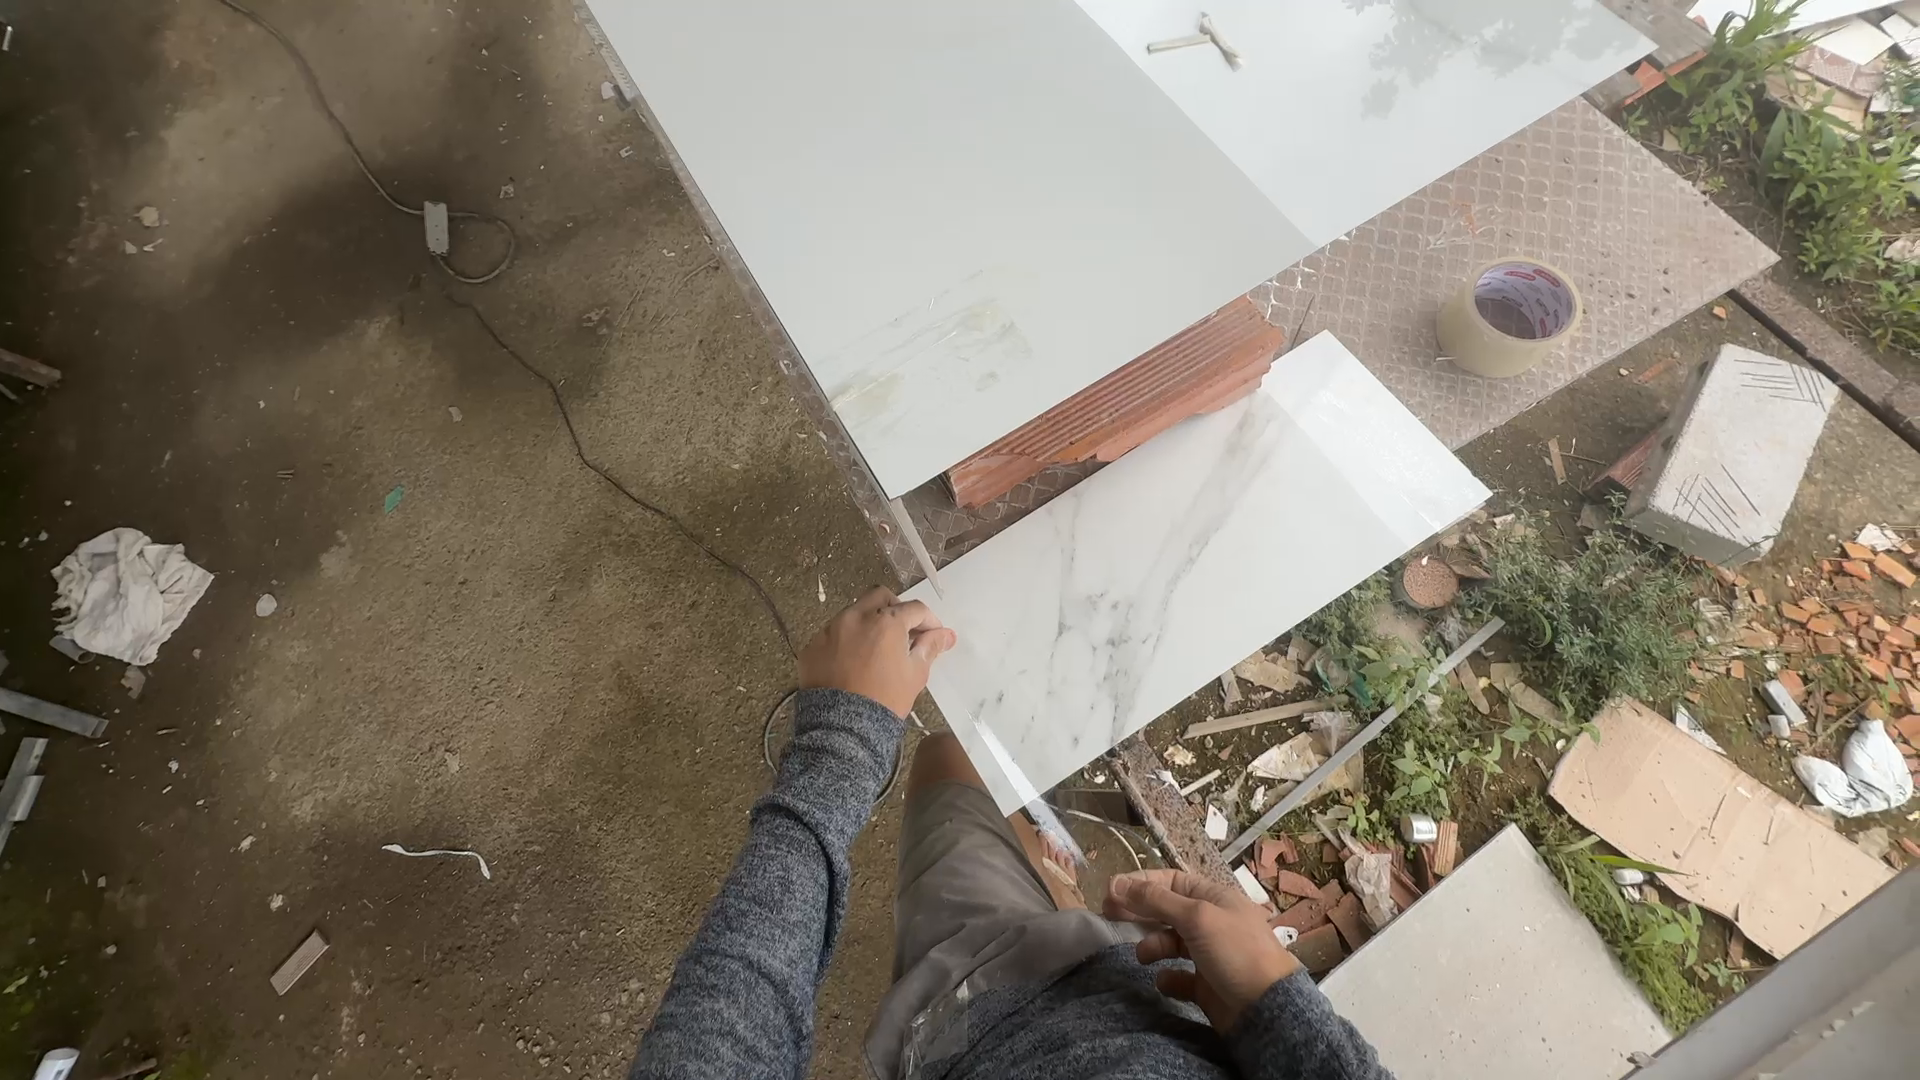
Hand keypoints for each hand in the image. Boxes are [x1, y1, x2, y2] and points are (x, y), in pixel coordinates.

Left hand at [798, 587, 956, 717]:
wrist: (842, 729)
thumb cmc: (885, 700)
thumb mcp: (915, 674)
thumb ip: (930, 647)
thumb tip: (946, 635)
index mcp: (886, 621)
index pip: (915, 609)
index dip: (929, 620)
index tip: (933, 634)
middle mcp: (856, 617)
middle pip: (880, 596)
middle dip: (896, 609)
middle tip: (904, 631)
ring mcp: (830, 630)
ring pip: (854, 613)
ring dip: (869, 622)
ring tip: (876, 648)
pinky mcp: (813, 646)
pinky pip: (834, 634)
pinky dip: (847, 640)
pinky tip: (852, 662)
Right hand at [1104, 869, 1300, 1031]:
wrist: (1270, 1011)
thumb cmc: (1235, 951)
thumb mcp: (1195, 916)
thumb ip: (1155, 899)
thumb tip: (1117, 882)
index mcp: (1211, 896)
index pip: (1168, 881)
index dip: (1139, 883)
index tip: (1111, 890)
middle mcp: (1209, 921)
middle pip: (1165, 909)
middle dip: (1138, 911)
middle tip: (1109, 915)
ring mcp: (1208, 953)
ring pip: (1169, 941)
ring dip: (1152, 945)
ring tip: (1142, 956)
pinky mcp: (1207, 983)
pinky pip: (1179, 975)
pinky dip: (1168, 977)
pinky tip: (1164, 981)